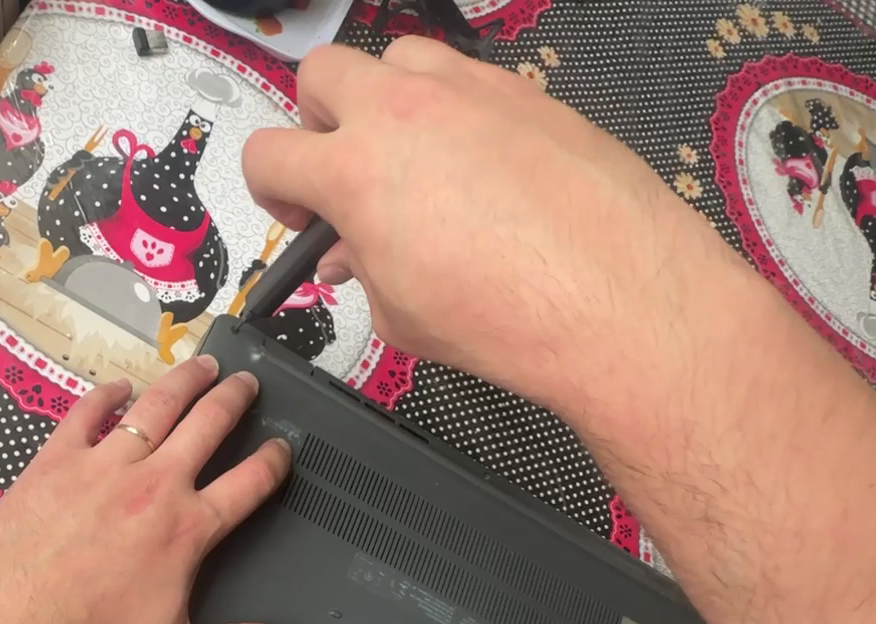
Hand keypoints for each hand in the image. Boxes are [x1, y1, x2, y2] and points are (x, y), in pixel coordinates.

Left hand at [0, 356, 298, 623]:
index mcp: (186, 530)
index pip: (249, 482)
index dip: (274, 460)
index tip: (281, 448)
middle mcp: (151, 486)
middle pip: (208, 424)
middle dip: (235, 398)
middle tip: (246, 383)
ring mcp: (101, 467)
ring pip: (156, 406)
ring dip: (185, 381)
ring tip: (202, 366)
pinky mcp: (55, 462)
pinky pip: (87, 413)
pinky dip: (107, 395)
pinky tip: (119, 387)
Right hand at [241, 38, 762, 415]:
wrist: (608, 298)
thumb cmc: (503, 313)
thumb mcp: (395, 312)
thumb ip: (358, 270)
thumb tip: (349, 254)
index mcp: (355, 172)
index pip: (267, 152)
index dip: (268, 189)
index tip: (295, 215)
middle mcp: (404, 113)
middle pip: (319, 74)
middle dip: (315, 125)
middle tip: (339, 176)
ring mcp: (467, 90)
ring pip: (391, 58)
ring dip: (379, 103)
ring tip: (403, 162)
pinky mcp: (521, 90)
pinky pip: (460, 76)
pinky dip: (444, 111)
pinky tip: (465, 165)